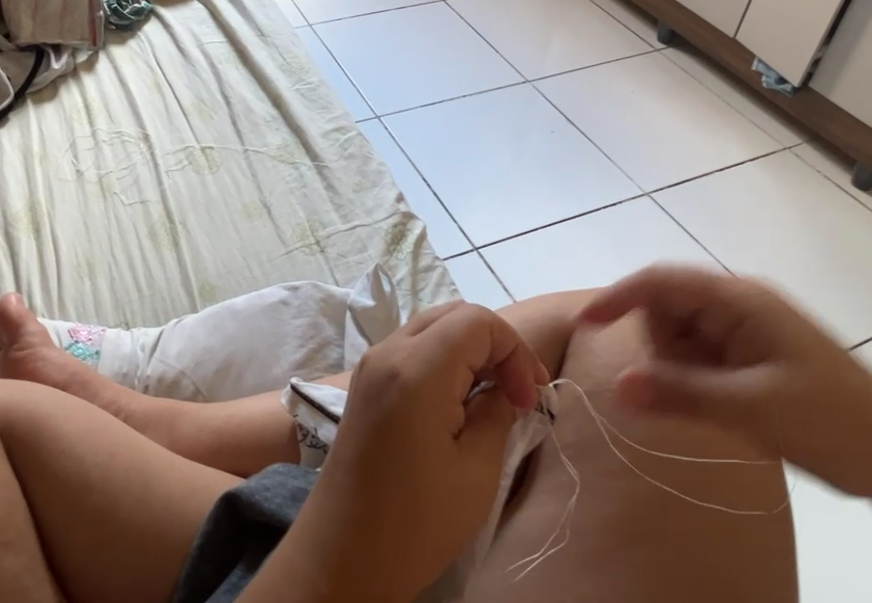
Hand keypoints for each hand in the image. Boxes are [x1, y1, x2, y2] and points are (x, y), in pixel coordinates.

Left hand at [288, 302, 548, 599]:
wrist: (341, 558)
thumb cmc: (415, 523)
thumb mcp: (476, 472)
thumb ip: (496, 415)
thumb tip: (505, 390)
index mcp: (415, 368)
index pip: (478, 321)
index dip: (514, 351)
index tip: (530, 399)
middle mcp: (388, 353)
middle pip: (453, 315)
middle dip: (494, 345)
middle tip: (519, 393)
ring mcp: (370, 367)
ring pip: (431, 329)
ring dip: (469, 351)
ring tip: (494, 399)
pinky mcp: (363, 386)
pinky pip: (412, 350)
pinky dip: (443, 362)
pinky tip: (459, 404)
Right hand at [580, 265, 871, 499]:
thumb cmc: (832, 423)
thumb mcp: (750, 409)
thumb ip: (680, 393)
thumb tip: (615, 387)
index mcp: (740, 300)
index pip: (662, 282)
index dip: (618, 296)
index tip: (584, 324)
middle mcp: (739, 304)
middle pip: (667, 307)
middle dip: (659, 345)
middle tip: (684, 391)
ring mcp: (748, 329)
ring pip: (682, 333)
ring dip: (678, 366)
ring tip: (714, 406)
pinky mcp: (754, 354)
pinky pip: (702, 355)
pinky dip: (695, 377)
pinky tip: (721, 407)